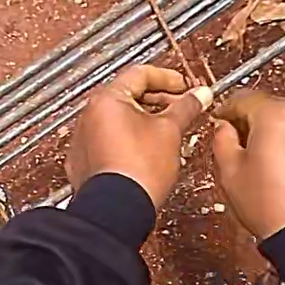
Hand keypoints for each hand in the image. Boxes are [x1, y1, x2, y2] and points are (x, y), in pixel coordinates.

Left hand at [67, 65, 212, 207]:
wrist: (117, 210)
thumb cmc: (140, 169)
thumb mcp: (171, 131)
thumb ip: (186, 107)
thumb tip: (200, 94)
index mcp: (108, 100)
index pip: (140, 74)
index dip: (168, 78)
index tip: (184, 87)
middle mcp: (89, 115)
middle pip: (127, 96)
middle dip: (158, 101)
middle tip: (180, 109)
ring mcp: (83, 140)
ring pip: (118, 121)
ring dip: (143, 122)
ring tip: (166, 133)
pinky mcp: (83, 162)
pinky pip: (108, 143)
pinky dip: (127, 142)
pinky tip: (145, 153)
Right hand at [210, 90, 284, 238]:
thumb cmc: (271, 205)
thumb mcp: (230, 172)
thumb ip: (222, 139)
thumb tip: (224, 127)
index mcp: (276, 114)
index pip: (244, 99)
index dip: (226, 111)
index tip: (220, 121)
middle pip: (270, 107)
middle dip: (253, 123)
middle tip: (238, 146)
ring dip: (276, 133)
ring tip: (264, 162)